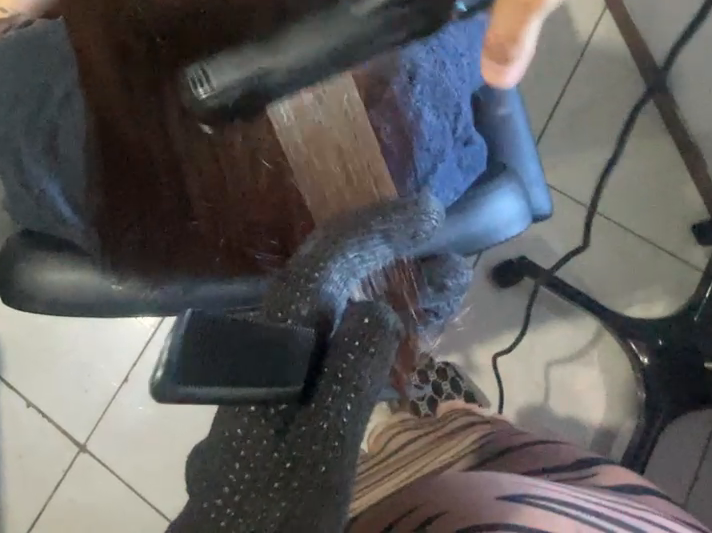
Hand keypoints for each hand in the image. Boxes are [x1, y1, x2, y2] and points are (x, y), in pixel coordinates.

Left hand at [172, 194, 461, 532]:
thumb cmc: (272, 507)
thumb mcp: (321, 453)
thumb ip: (348, 379)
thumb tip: (378, 307)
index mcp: (275, 336)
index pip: (327, 259)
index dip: (378, 227)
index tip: (429, 209)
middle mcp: (271, 332)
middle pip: (330, 268)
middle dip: (384, 244)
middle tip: (440, 232)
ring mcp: (278, 354)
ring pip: (334, 296)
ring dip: (383, 276)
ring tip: (439, 271)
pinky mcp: (289, 380)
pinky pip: (334, 330)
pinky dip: (373, 316)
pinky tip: (404, 321)